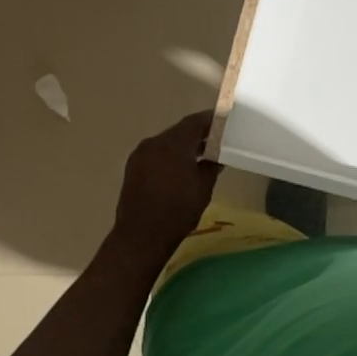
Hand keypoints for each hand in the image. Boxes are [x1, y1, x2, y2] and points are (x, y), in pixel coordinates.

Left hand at [112, 111, 221, 256]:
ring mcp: (140, 155)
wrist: (141, 235)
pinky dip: (168, 157)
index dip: (211, 120)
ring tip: (199, 156)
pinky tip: (179, 169)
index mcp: (173, 144)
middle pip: (179, 131)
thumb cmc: (178, 211)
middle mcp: (154, 143)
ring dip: (182, 147)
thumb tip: (216, 158)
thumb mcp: (203, 189)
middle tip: (215, 141)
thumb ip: (211, 167)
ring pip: (165, 143)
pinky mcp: (132, 168)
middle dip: (197, 135)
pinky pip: (155, 155)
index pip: (194, 122)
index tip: (224, 122)